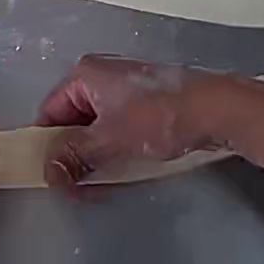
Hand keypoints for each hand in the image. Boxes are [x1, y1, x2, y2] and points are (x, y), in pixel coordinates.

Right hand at [34, 54, 263, 186]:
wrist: (217, 108)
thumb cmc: (159, 116)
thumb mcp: (110, 138)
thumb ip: (75, 155)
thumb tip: (48, 172)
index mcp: (85, 75)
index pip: (49, 111)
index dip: (46, 144)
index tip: (50, 176)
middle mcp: (100, 77)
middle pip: (71, 120)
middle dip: (71, 156)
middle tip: (75, 189)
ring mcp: (124, 89)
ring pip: (95, 128)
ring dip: (93, 158)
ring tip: (95, 187)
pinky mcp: (144, 104)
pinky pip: (116, 129)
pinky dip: (113, 151)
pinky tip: (118, 173)